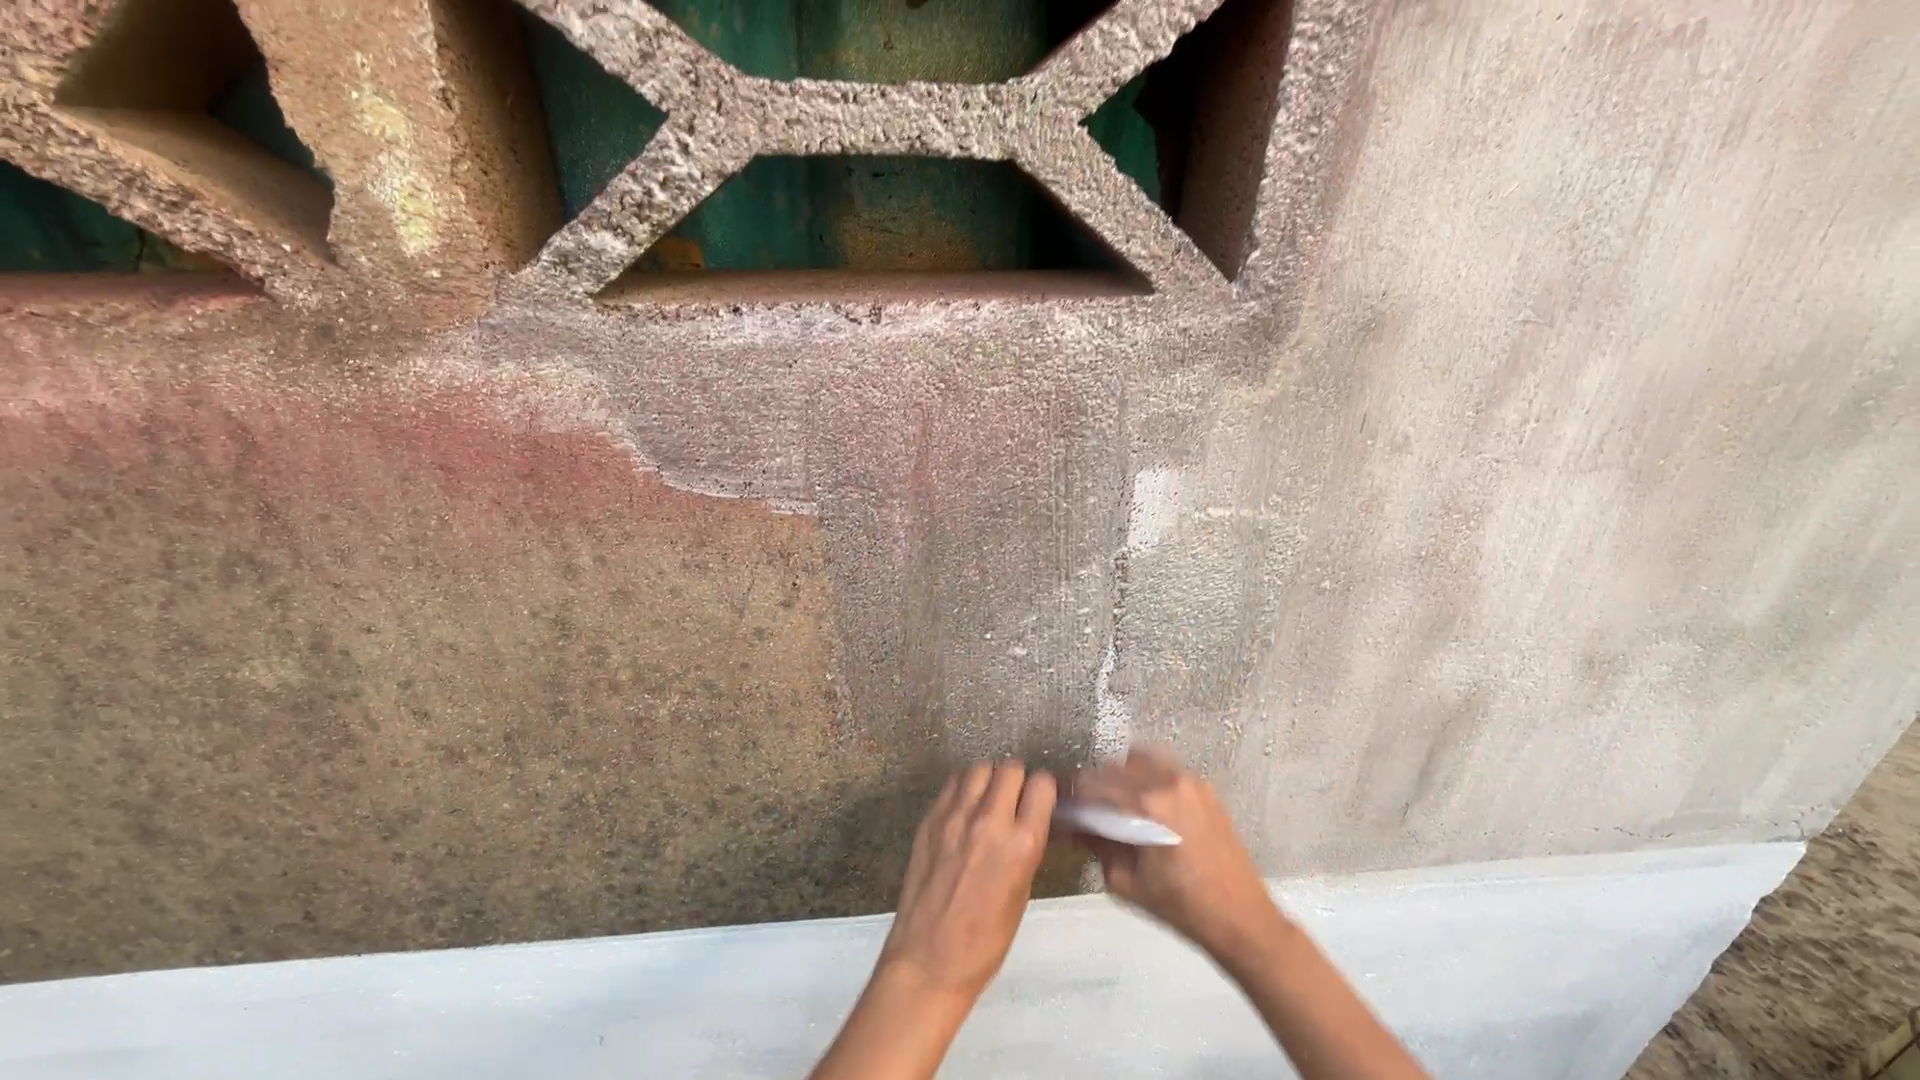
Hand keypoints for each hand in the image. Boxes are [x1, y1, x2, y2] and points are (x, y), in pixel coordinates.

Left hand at [810, 762, 1055, 1079]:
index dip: (1044, 790)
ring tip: (989, 800)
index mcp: (1021, 844)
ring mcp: (954, 817)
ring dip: (989, 779)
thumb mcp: (1022, 893)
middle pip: (1010, 767)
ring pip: (979, 768)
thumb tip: (1029, 821)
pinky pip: (952, 784)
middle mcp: (989, 821)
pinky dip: (964, 788)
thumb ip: (1026, 848)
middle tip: (1016, 799)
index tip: (1042, 801)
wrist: (929, 960)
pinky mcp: (929, 820)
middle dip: (1018, 780)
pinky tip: (965, 809)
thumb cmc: (985, 941)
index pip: (1041, 785)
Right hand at [1071, 746, 1281, 957]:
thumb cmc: (1179, 905)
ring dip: (1125, 777)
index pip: (1096, 783)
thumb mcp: (1125, 881)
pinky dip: (1150, 781)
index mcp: (1149, 803)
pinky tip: (1148, 811)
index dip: (1074, 795)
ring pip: (1144, 761)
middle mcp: (1171, 781)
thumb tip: (1074, 826)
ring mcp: (1193, 782)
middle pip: (1118, 766)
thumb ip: (1097, 845)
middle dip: (1099, 784)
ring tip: (1119, 806)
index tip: (1065, 808)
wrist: (1239, 918)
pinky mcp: (1207, 790)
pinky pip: (1167, 772)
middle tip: (1089, 809)